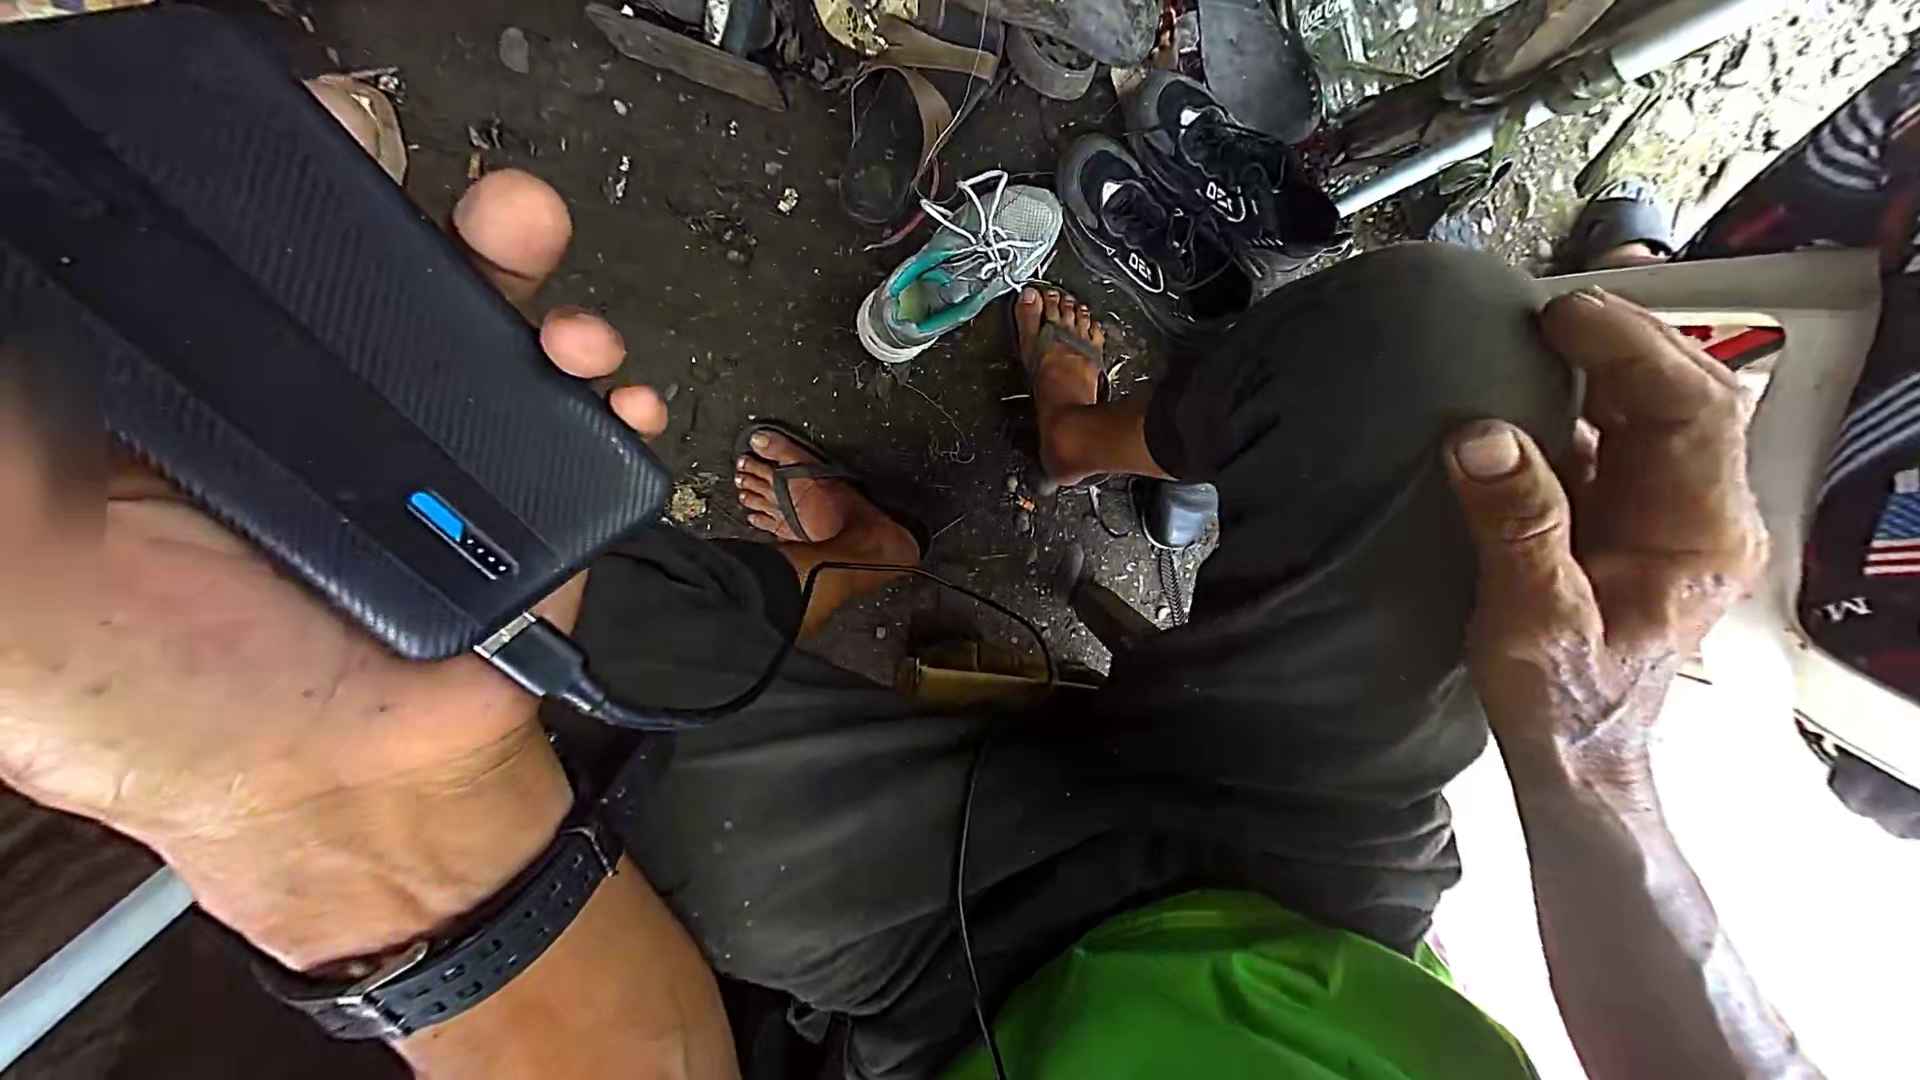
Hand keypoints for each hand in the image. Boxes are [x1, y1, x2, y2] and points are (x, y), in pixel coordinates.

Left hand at [0, 169, 666, 970]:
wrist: (351, 777)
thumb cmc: (162, 694)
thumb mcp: (5, 562)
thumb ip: (12, 431)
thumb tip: (37, 277)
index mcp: (238, 397)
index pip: (275, 270)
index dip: (306, 200)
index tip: (341, 142)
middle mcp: (369, 411)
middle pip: (426, 296)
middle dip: (469, 239)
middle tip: (504, 211)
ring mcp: (473, 460)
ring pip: (527, 357)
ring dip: (566, 322)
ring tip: (578, 336)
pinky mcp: (550, 508)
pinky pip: (599, 444)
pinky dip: (624, 414)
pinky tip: (628, 407)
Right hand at [1443, 287, 1766, 782]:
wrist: (1574, 746)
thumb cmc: (1560, 692)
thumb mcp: (1531, 613)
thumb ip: (1516, 524)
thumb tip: (1480, 436)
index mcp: (1697, 532)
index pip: (1687, 412)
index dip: (1631, 352)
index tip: (1566, 314)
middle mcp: (1695, 514)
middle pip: (1681, 403)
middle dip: (1627, 346)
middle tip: (1554, 312)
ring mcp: (1657, 520)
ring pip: (1646, 425)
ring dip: (1601, 375)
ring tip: (1541, 339)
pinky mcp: (1616, 530)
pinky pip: (1605, 455)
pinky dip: (1572, 416)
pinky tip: (1530, 404)